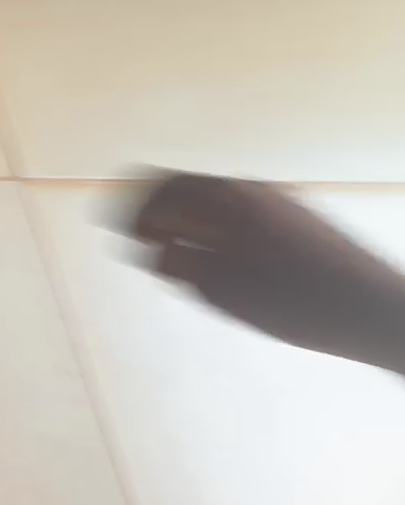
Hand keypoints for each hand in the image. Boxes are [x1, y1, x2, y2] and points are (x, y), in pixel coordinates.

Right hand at [129, 173, 404, 372]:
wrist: (392, 319)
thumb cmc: (298, 303)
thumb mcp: (220, 290)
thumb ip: (176, 264)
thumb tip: (154, 250)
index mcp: (226, 198)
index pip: (158, 185)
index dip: (132, 208)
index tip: (126, 234)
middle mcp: (253, 191)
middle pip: (186, 187)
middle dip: (159, 212)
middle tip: (146, 239)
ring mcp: (284, 205)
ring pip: (216, 201)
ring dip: (191, 221)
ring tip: (185, 255)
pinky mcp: (305, 224)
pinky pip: (243, 214)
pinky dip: (220, 229)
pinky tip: (226, 260)